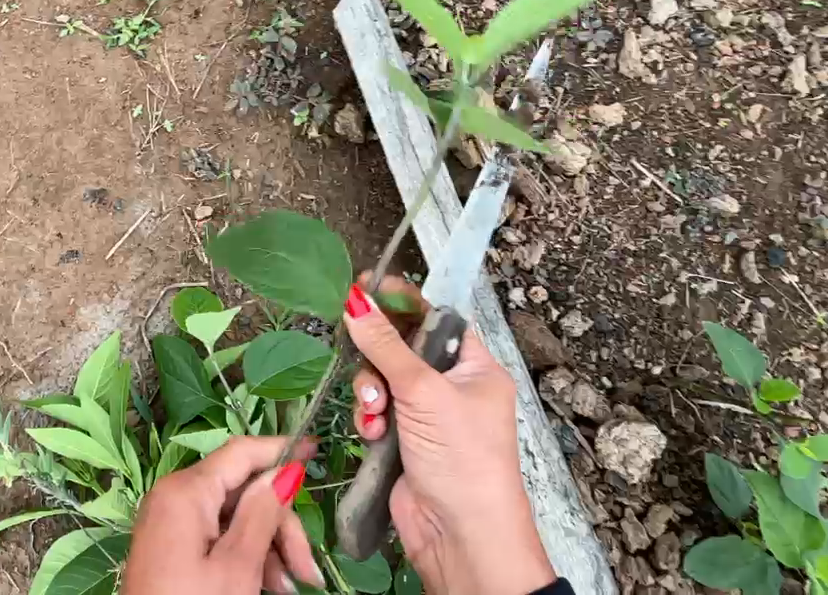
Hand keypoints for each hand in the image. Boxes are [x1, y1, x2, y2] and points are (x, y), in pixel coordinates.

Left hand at [125, 435, 325, 594]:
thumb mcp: (237, 568)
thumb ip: (261, 514)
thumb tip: (284, 470)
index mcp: (186, 490)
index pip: (240, 452)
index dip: (279, 449)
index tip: (315, 449)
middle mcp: (175, 495)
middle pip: (242, 491)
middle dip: (280, 524)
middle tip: (308, 572)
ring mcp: (171, 522)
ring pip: (233, 517)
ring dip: (268, 547)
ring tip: (291, 588)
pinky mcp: (172, 547)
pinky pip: (217, 537)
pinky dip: (244, 556)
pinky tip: (267, 587)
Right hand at [345, 277, 554, 594]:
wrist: (461, 540)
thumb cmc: (461, 459)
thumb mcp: (423, 392)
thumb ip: (385, 343)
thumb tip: (354, 299)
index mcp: (473, 367)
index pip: (433, 317)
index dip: (400, 301)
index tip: (363, 287)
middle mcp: (451, 386)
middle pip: (399, 346)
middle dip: (376, 357)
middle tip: (359, 354)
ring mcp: (426, 414)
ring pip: (381, 378)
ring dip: (369, 390)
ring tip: (374, 411)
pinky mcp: (403, 439)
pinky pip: (375, 409)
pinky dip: (369, 416)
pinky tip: (372, 432)